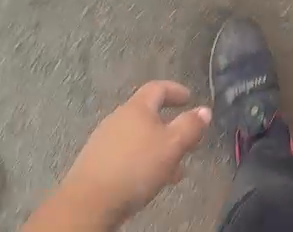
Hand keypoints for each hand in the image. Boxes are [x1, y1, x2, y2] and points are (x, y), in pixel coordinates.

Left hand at [34, 81, 211, 230]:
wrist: (87, 204)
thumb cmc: (135, 168)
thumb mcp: (172, 146)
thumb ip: (190, 127)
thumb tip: (205, 110)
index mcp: (136, 108)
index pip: (158, 88)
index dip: (175, 91)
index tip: (189, 98)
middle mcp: (118, 119)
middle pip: (146, 115)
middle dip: (168, 126)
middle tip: (185, 139)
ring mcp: (103, 141)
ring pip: (137, 139)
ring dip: (156, 148)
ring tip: (172, 168)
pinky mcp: (94, 164)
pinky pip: (124, 155)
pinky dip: (140, 161)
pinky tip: (148, 181)